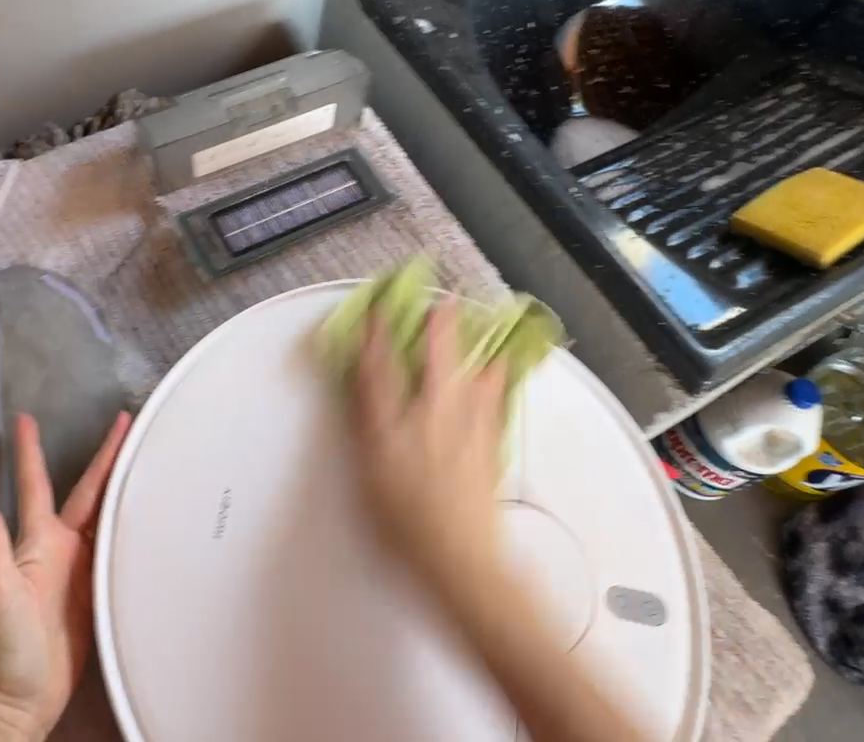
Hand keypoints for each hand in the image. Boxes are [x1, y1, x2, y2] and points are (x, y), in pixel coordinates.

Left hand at [0, 411, 132, 741]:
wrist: (21, 699)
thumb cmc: (1, 650)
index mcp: (38, 542)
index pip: (37, 483)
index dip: (31, 450)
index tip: (28, 417)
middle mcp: (60, 548)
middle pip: (90, 490)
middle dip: (108, 456)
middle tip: (125, 424)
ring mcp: (79, 569)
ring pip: (107, 514)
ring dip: (124, 485)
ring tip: (146, 458)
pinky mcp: (95, 591)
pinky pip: (119, 547)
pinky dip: (133, 525)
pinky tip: (148, 517)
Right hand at [348, 300, 508, 598]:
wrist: (460, 561)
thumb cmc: (406, 530)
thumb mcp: (369, 480)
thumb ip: (365, 434)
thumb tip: (363, 399)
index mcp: (393, 430)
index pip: (380, 372)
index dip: (377, 336)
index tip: (376, 311)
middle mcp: (431, 422)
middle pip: (435, 363)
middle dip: (436, 328)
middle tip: (440, 301)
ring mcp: (465, 433)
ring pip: (469, 376)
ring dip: (470, 346)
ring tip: (476, 320)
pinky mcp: (488, 448)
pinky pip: (494, 402)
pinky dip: (496, 379)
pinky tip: (500, 366)